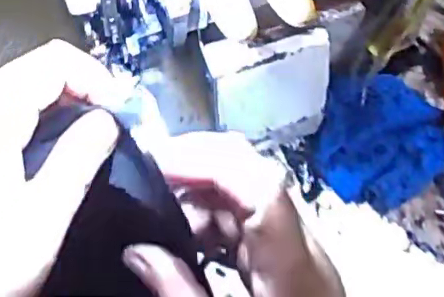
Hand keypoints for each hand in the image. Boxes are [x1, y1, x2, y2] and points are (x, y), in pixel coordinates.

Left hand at [0, 41, 126, 296]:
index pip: (59, 60)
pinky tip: (50, 160)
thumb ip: (81, 157)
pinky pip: (4, 115)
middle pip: (40, 68)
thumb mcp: (40, 220)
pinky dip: (36, 123)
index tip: (124, 111)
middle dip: (83, 89)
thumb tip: (108, 121)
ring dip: (62, 107)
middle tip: (114, 124)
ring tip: (91, 142)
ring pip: (23, 91)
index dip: (100, 79)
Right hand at [123, 132, 344, 296]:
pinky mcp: (294, 266)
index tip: (158, 162)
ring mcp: (303, 255)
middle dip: (200, 164)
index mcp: (296, 269)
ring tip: (157, 209)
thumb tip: (138, 251)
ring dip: (203, 193)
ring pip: (251, 196)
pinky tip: (186, 238)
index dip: (208, 161)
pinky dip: (217, 222)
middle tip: (149, 173)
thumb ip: (180, 296)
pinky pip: (253, 224)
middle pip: (255, 177)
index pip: (259, 186)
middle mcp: (305, 249)